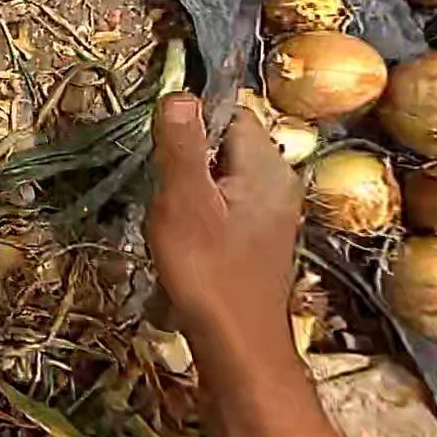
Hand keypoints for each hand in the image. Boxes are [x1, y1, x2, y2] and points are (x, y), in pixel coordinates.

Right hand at [146, 93, 345, 436]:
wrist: (236, 343)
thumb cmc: (207, 268)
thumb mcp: (184, 200)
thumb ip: (181, 145)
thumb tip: (179, 93)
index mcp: (267, 166)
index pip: (229, 113)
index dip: (191, 119)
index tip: (158, 141)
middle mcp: (278, 181)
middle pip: (225, 140)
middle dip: (187, 150)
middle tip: (158, 178)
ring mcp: (271, 209)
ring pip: (222, 168)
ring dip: (190, 177)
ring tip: (166, 202)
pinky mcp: (259, 232)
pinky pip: (226, 194)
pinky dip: (201, 198)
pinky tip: (182, 223)